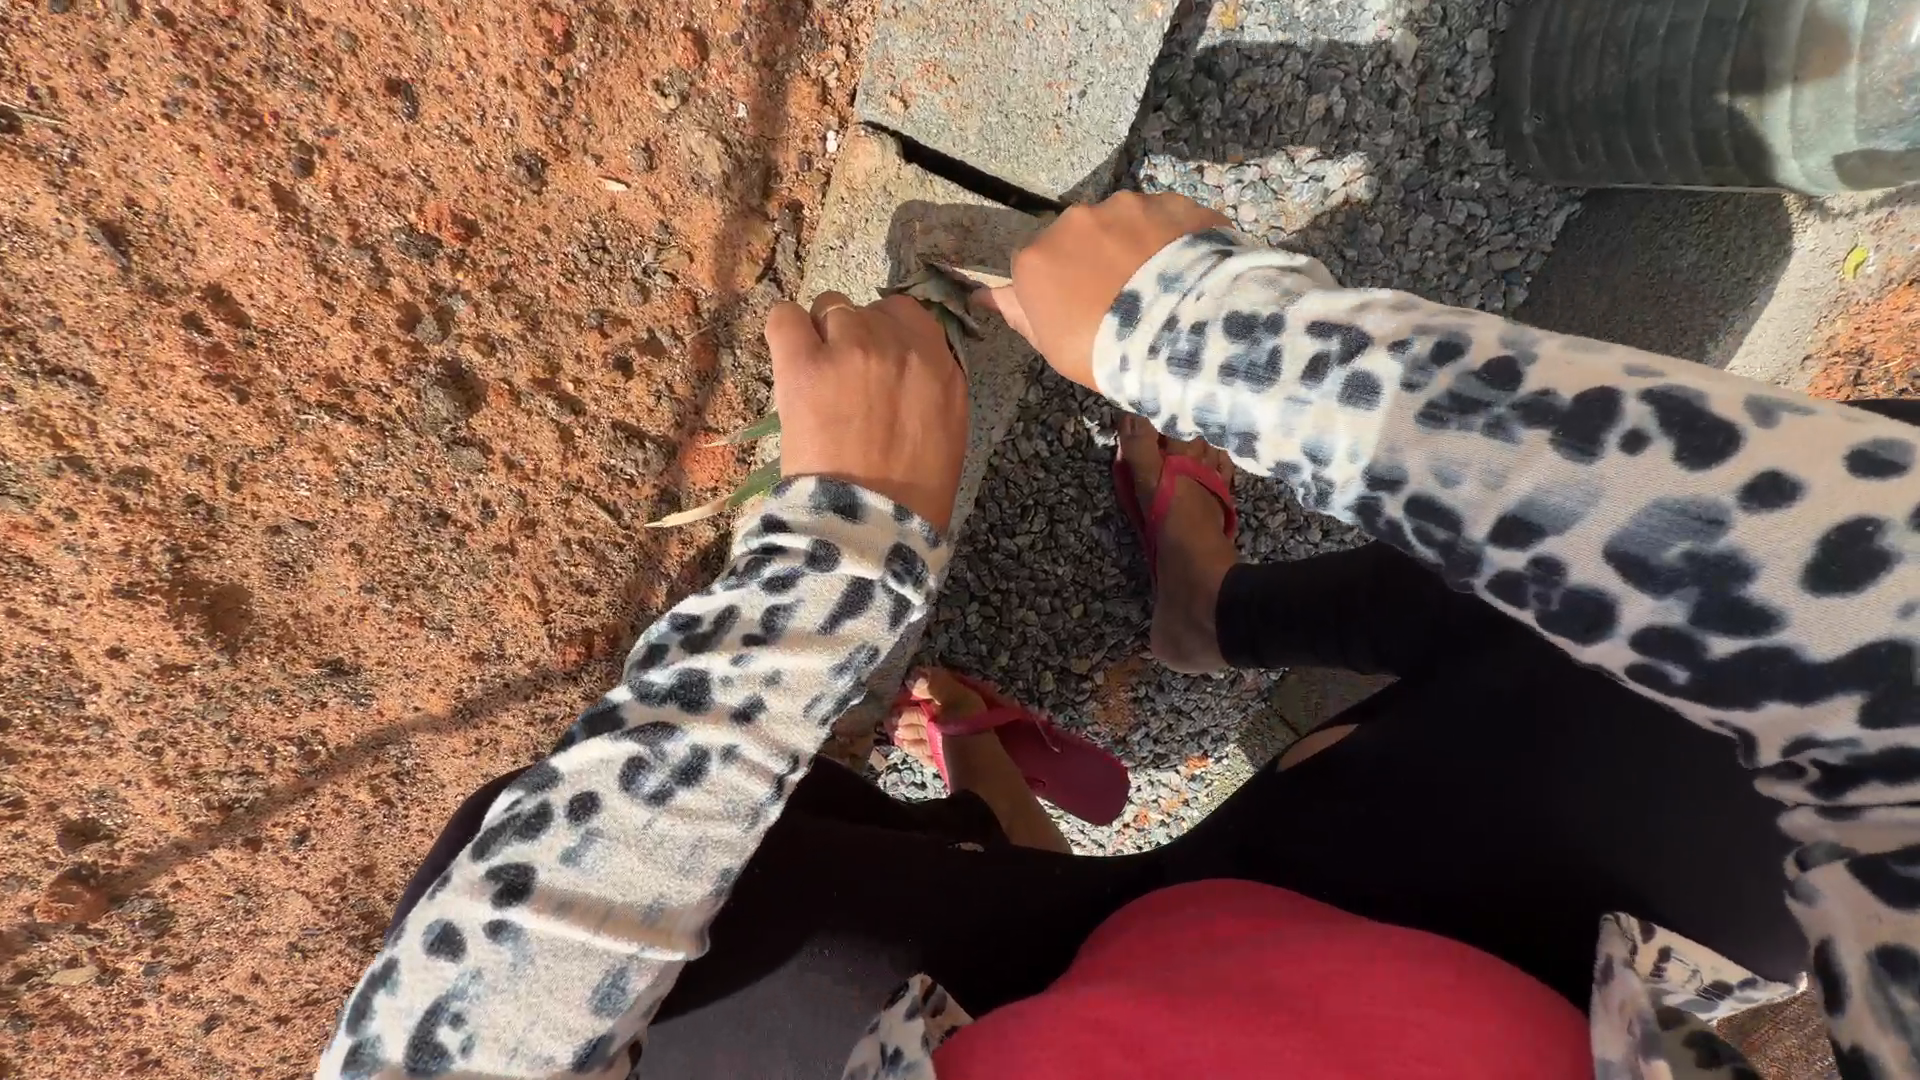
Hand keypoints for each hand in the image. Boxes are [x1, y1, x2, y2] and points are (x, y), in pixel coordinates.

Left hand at [765, 291, 968, 531]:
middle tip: (845, 382)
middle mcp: (901, 345)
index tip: (877, 364)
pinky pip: (784, 318)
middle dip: (856, 337)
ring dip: (822, 336)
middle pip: (868, 310)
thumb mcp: (947, 433)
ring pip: (829, 307)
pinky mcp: (805, 364)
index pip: (909, 315)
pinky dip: (786, 335)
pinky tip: (790, 366)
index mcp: (941, 365)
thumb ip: (932, 387)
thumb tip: (907, 369)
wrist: (873, 525)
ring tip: (817, 380)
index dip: (888, 334)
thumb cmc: (915, 496)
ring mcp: (853, 348)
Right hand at [985, 192, 1229, 389]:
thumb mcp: (1051, 345)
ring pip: (1120, 222)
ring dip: (1130, 245)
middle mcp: (1072, 220)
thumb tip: (982, 295)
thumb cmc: (1102, 352)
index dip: (1054, 285)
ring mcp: (1123, 206)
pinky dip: (1168, 239)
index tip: (1074, 308)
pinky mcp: (1169, 202)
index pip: (1032, 262)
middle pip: (1075, 236)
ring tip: (1155, 284)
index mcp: (1035, 258)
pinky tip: (1183, 270)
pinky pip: (1162, 218)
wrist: (1178, 335)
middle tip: (1117, 298)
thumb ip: (1018, 312)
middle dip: (1092, 259)